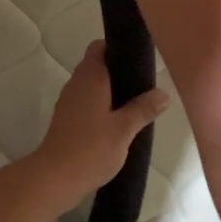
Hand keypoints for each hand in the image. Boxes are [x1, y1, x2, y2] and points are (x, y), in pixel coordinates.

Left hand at [31, 41, 169, 206]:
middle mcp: (77, 81)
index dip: (117, 48)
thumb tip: (163, 92)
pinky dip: (101, 104)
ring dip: (111, 90)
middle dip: (119, 72)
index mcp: (90, 76)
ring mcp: (69, 99)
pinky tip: (117, 122)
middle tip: (143, 85)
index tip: (138, 59)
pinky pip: (87, 100)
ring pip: (92, 84)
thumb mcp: (124, 129)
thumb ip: (143, 109)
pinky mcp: (67, 116)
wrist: (57, 174)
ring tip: (136, 104)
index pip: (99, 47)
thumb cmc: (92, 147)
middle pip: (97, 64)